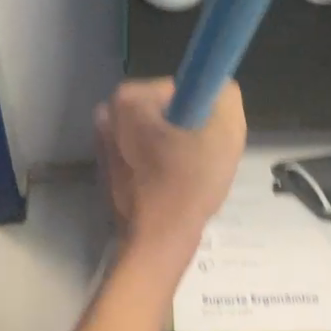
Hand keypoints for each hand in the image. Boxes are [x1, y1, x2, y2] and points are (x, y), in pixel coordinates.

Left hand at [95, 79, 245, 257]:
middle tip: (203, 158)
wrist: (159, 241)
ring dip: (176, 149)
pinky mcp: (109, 170)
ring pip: (157, 134)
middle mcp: (108, 114)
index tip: (207, 138)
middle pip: (168, 111)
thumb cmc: (190, 183)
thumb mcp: (227, 130)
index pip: (181, 89)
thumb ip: (225, 95)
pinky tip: (173, 187)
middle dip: (188, 129)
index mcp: (130, 98)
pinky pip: (146, 156)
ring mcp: (103, 144)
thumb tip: (217, 91)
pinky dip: (161, 166)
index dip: (203, 112)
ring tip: (188, 176)